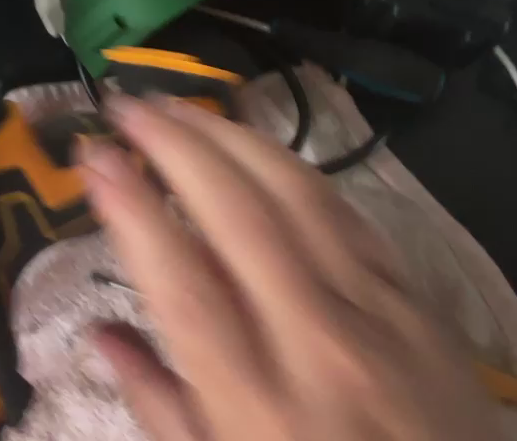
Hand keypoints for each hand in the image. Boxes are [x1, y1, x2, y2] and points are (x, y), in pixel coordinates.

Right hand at [78, 95, 495, 440]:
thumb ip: (161, 407)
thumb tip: (103, 335)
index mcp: (259, 409)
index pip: (181, 281)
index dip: (131, 207)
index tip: (94, 156)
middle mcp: (320, 349)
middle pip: (239, 214)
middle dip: (174, 144)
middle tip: (127, 107)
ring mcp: (382, 317)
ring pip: (298, 192)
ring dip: (229, 135)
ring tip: (179, 108)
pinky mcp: (422, 304)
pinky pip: (348, 213)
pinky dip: (291, 170)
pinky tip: (255, 148)